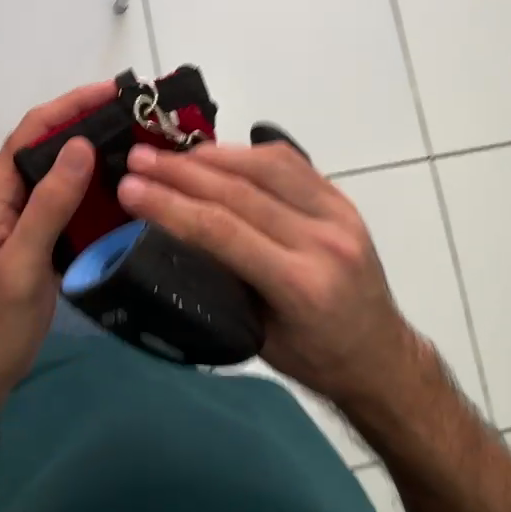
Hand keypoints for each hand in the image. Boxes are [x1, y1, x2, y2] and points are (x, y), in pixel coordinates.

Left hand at [0, 81, 114, 447]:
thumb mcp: (20, 264)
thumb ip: (48, 206)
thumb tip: (79, 145)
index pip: (32, 132)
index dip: (69, 105)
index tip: (113, 92)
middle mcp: (9, 196)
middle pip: (49, 146)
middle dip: (89, 123)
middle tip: (139, 116)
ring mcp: (25, 218)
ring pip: (63, 173)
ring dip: (97, 155)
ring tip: (142, 144)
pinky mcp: (41, 239)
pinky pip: (71, 203)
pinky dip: (98, 191)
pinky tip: (128, 190)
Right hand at [116, 140, 419, 407]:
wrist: (382, 359)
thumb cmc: (314, 359)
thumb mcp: (258, 334)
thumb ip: (225, 281)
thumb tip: (175, 229)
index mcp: (300, 285)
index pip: (223, 231)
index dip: (170, 205)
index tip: (129, 189)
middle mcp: (323, 241)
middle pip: (239, 191)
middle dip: (180, 171)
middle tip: (137, 159)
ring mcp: (339, 215)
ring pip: (266, 165)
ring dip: (212, 154)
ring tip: (171, 153)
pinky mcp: (344, 200)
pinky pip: (291, 162)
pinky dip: (249, 152)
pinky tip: (219, 153)